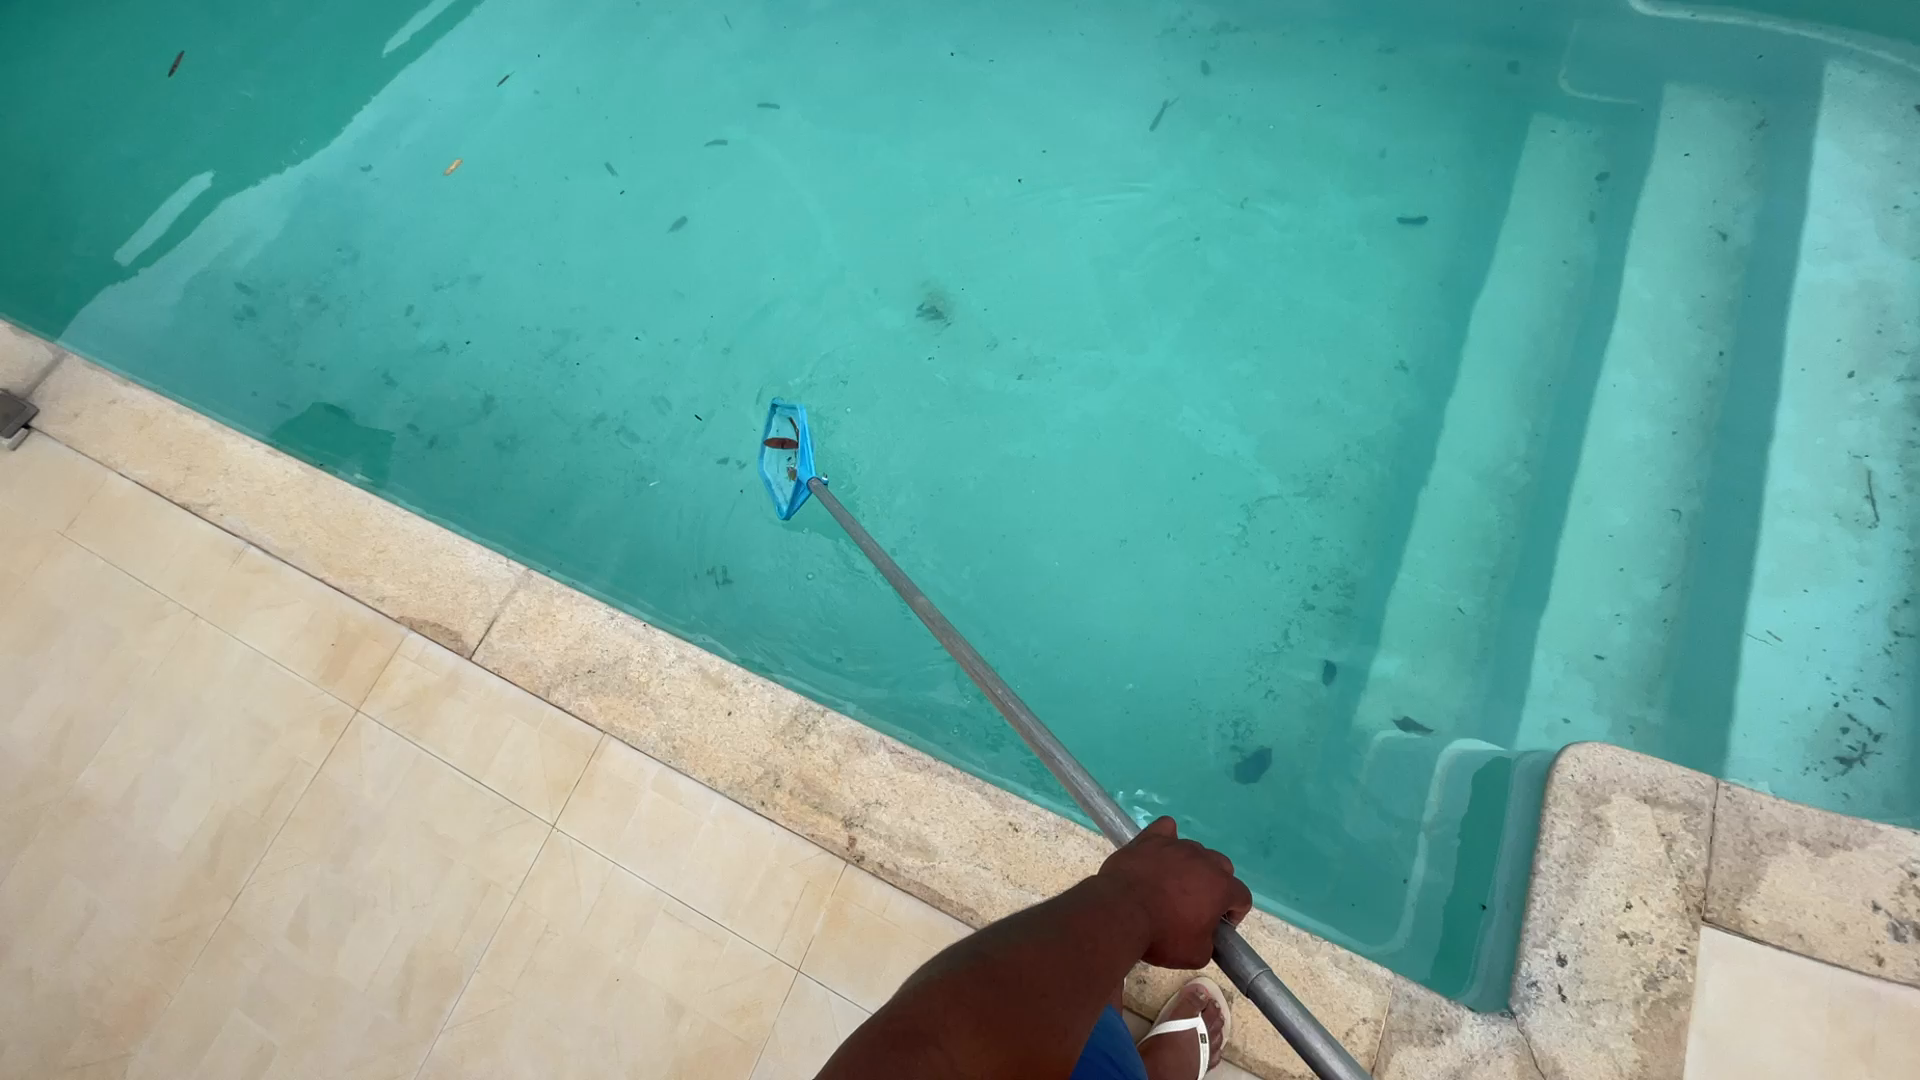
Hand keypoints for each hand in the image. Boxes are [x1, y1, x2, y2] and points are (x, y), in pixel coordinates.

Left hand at [1096, 817, 1252, 968]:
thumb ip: (1210, 941)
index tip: (1218, 925)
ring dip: (1190, 865)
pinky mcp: (1150, 837)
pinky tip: (1160, 850)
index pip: (1242, 895)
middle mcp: (1202, 859)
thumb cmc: (1161, 935)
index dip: (1234, 912)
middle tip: (1196, 904)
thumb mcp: (1197, 954)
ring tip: (1172, 883)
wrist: (1121, 911)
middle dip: (1215, 884)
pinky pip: (1166, 828)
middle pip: (1221, 866)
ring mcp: (1175, 845)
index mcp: (1220, 887)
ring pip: (1194, 849)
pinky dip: (1166, 837)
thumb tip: (1206, 933)